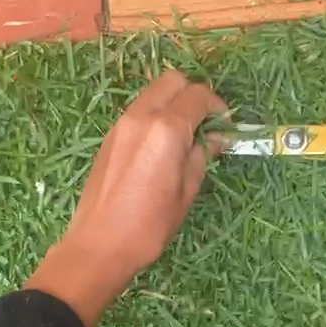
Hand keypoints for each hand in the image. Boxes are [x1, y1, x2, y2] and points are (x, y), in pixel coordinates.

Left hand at [26, 70, 226, 326]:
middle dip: (193, 95)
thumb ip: (202, 156)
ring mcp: (121, 124)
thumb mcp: (186, 192)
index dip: (217, 106)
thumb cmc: (150, 224)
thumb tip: (215, 139)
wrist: (99, 245)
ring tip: (185, 136)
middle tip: (205, 124)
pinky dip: (156, 115)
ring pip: (153, 93)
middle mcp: (142, 116)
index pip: (198, 96)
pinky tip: (162, 146)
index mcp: (166, 129)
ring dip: (173, 103)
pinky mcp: (110, 136)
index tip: (226, 124)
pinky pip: (139, 111)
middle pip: (173, 81)